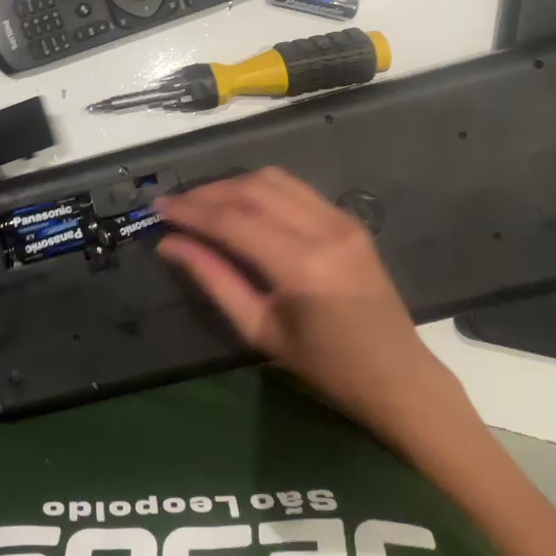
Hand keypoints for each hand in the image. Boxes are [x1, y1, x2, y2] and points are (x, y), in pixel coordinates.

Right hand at [156, 168, 458, 434]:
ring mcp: (342, 220)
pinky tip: (240, 206)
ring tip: (202, 204)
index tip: (158, 209)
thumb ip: (212, 279)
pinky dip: (259, 188)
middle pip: (250, 190)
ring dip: (230, 184)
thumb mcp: (259, 329)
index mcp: (302, 267)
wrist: (398, 377)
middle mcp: (324, 232)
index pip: (233, 221)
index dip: (190, 211)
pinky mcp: (349, 219)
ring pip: (272, 179)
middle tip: (173, 206)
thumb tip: (169, 244)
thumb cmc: (325, 366)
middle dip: (205, 193)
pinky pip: (294, 188)